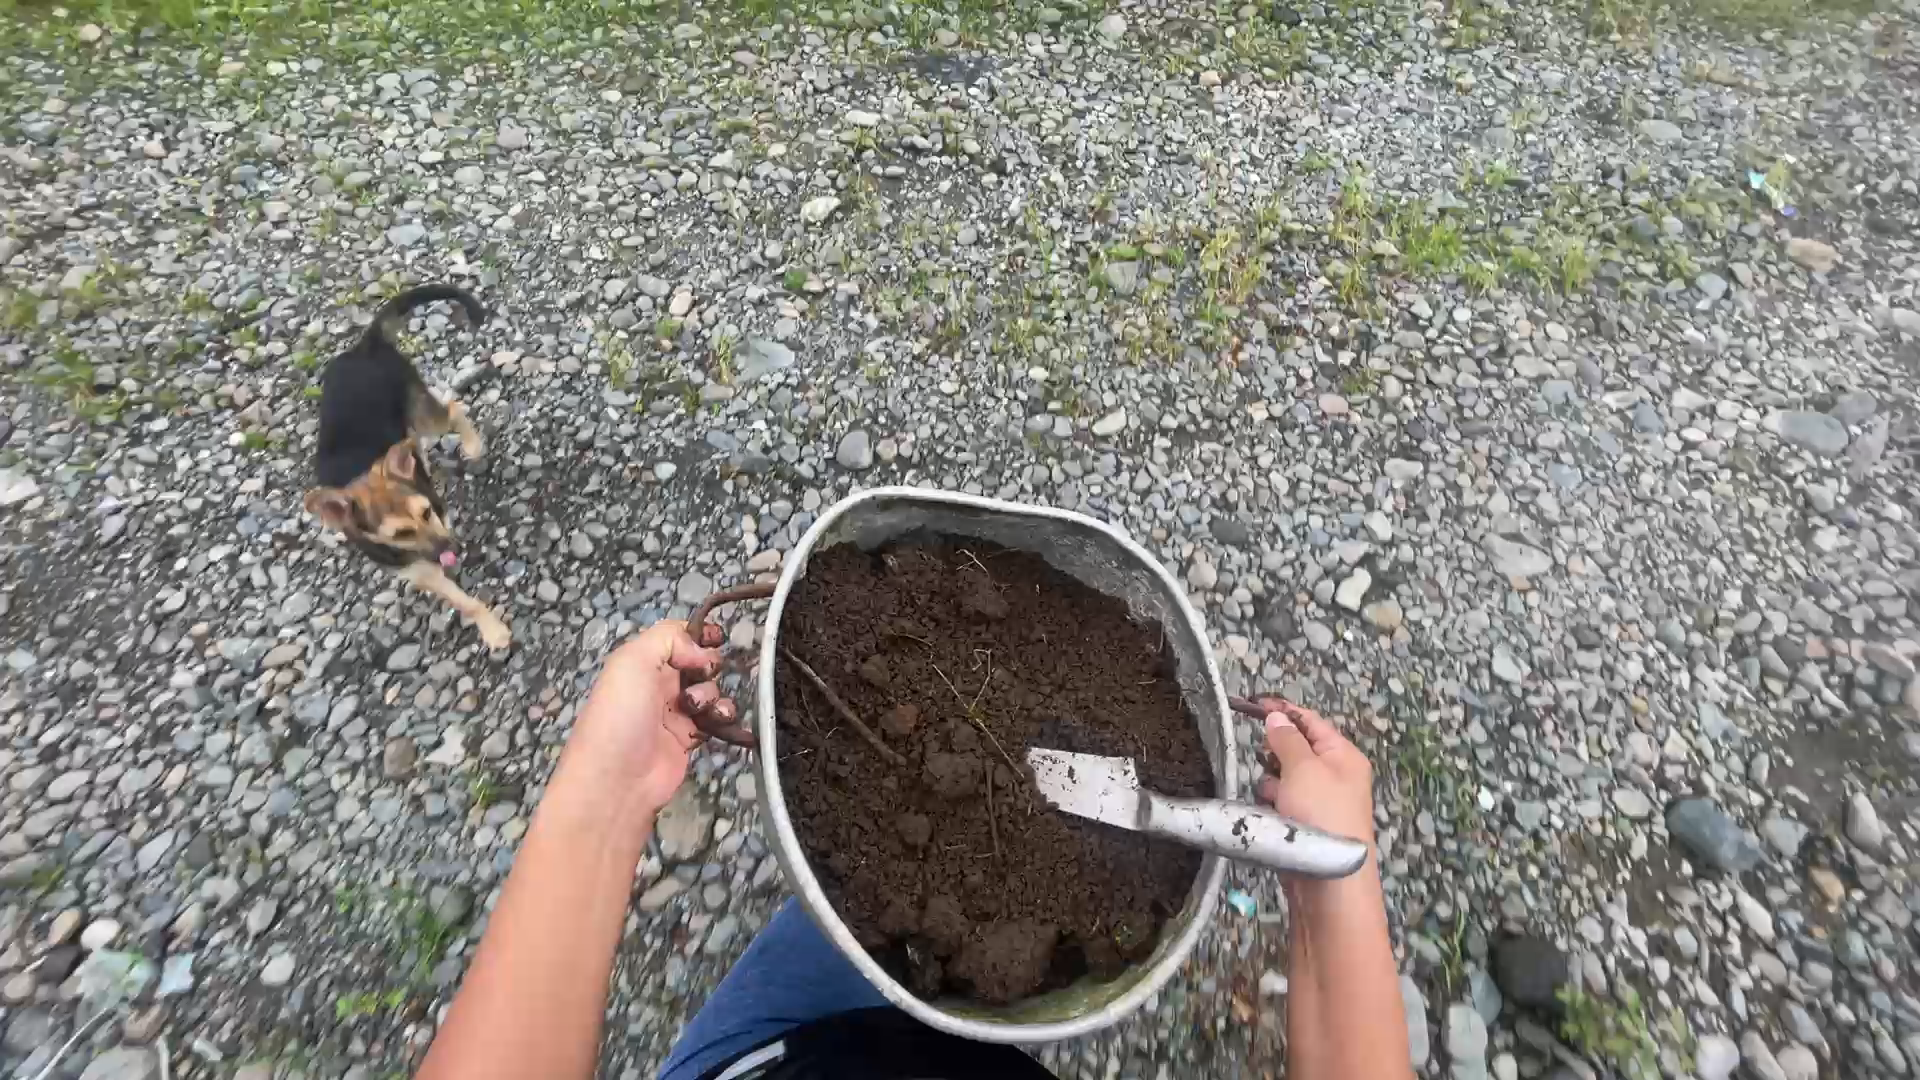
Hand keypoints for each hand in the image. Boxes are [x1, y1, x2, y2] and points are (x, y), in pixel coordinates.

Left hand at [565, 620, 731, 817]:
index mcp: (640, 663)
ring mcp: (674, 712)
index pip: (676, 637)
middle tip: (703, 674)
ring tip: (701, 707)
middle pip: (698, 662)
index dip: (698, 634)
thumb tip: (702, 652)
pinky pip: (715, 717)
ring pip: (710, 689)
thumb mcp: (632, 661)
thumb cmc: (621, 716)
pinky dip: (722, 715)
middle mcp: (657, 684)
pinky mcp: (689, 736)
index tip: (717, 637)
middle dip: (708, 664)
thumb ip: (669, 638)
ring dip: (715, 692)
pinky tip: (717, 720)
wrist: (618, 781)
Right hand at [1255, 699, 1375, 850]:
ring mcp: (1321, 799)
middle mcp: (1335, 774)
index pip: (1310, 721)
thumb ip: (1287, 738)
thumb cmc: (1320, 813)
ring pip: (1284, 773)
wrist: (1329, 880)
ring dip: (1272, 779)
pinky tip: (1271, 812)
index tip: (1252, 704)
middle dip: (1275, 750)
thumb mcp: (1303, 767)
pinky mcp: (1305, 820)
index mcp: (1343, 755)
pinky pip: (1282, 797)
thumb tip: (1277, 717)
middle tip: (1264, 757)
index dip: (1283, 710)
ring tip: (1272, 794)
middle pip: (1296, 747)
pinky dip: (1273, 800)